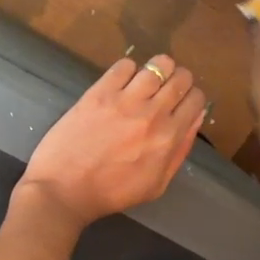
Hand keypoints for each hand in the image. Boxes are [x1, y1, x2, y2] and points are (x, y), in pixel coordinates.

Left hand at [18, 54, 206, 226]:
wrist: (63, 191)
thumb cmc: (110, 194)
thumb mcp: (156, 185)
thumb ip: (179, 151)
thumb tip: (195, 119)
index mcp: (169, 137)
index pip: (196, 99)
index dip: (190, 99)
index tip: (179, 104)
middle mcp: (153, 113)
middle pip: (181, 77)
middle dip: (178, 81)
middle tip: (163, 91)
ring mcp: (125, 100)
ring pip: (158, 64)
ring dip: (156, 70)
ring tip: (144, 83)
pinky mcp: (98, 93)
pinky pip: (124, 65)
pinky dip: (126, 70)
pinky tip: (119, 84)